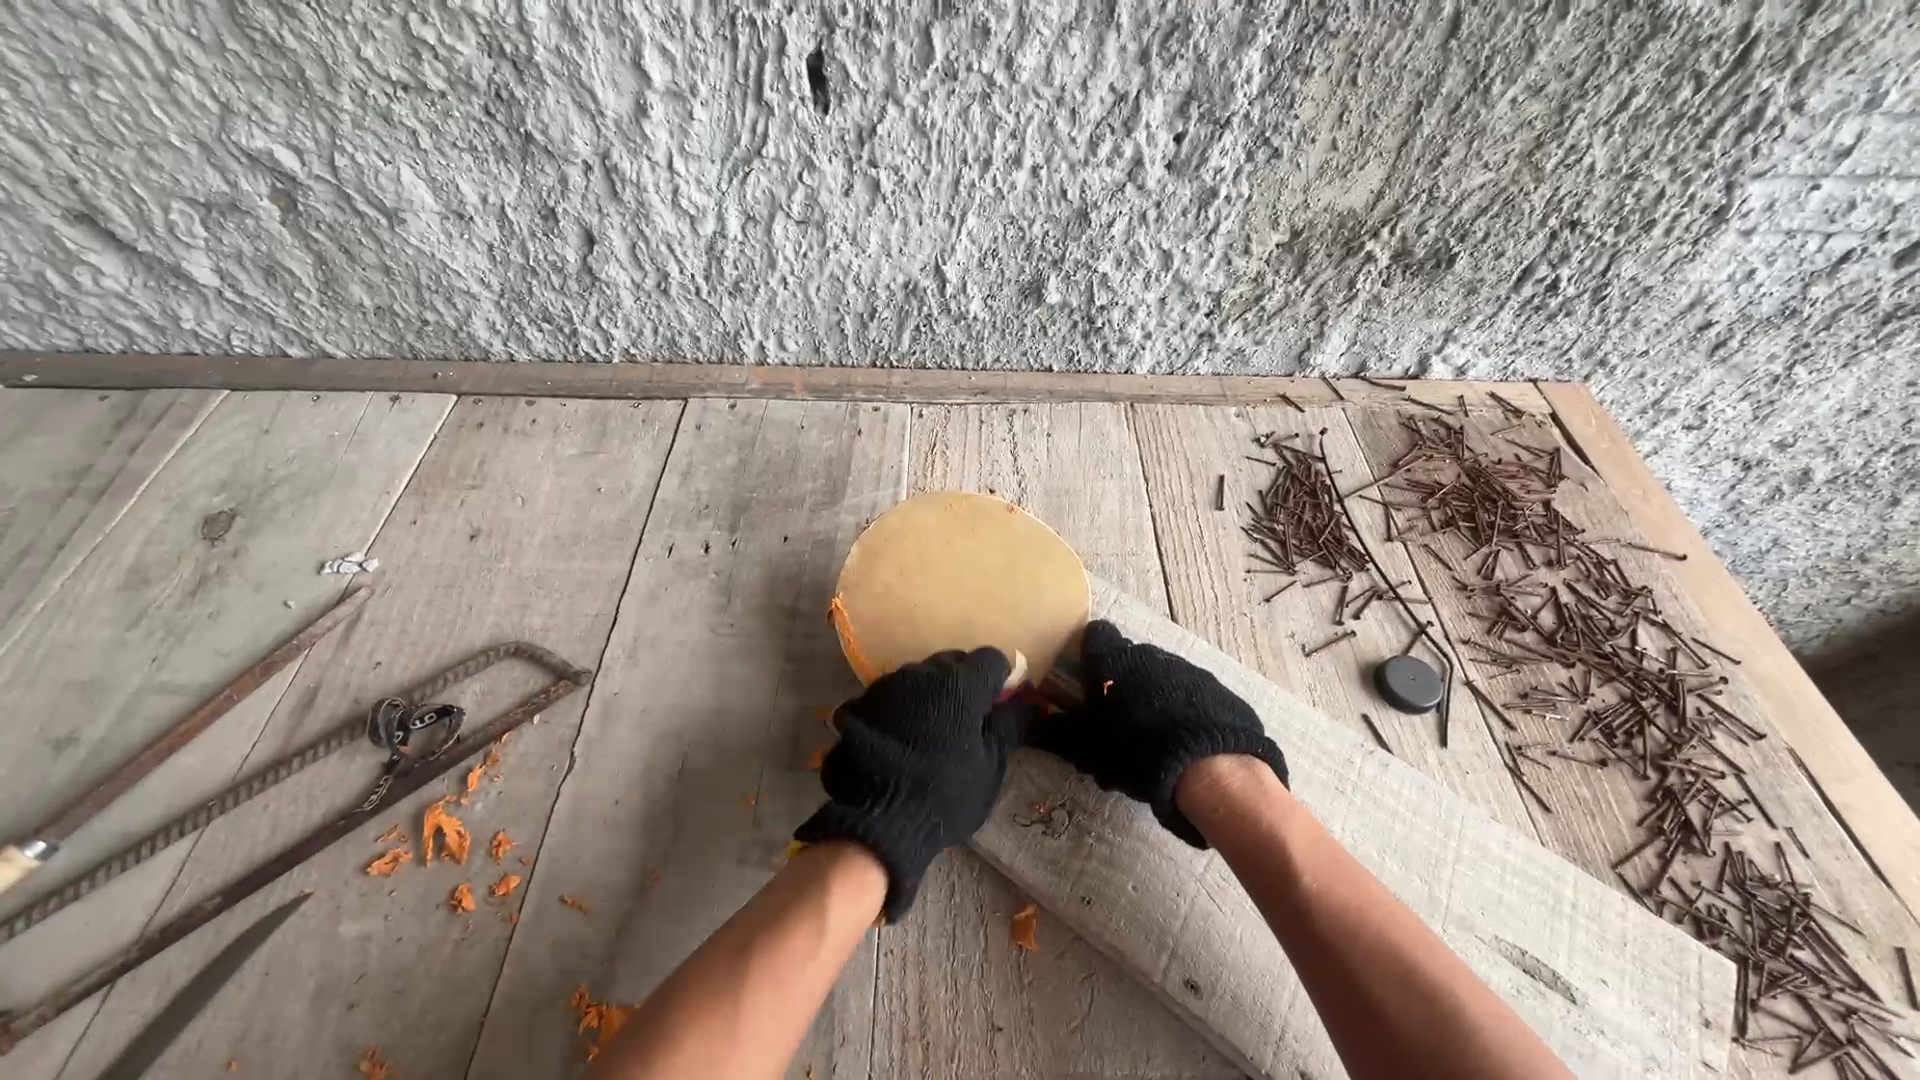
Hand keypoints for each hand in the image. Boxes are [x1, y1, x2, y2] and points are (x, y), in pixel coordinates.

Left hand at [795, 648, 1032, 921]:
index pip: (991, 658)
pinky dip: (900, 709)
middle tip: (967, 721)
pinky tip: (899, 740)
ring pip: (918, 677)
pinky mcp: (858, 705)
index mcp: (959, 683)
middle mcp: (921, 673)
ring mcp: (885, 686)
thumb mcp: (991, 763)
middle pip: (952, 663)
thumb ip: (1011, 724)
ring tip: (930, 733)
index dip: (1001, 679)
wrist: (878, 819)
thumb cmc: (946, 792)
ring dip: (930, 694)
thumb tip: (1032, 701)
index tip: (1000, 704)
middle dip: (964, 683)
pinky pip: (889, 696)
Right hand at [1031, 620, 1286, 846]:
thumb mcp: (1091, 749)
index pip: (1097, 636)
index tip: (1088, 677)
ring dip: (1154, 693)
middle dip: (1123, 678)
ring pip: (1161, 673)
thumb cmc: (1138, 753)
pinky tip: (1184, 736)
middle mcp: (1150, 654)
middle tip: (1118, 715)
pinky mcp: (1217, 689)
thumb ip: (1059, 735)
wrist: (1212, 769)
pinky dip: (1184, 705)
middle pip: (1130, 656)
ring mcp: (1188, 669)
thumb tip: (1028, 728)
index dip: (1091, 653)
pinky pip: (1191, 691)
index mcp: (1116, 661)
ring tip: (1153, 731)